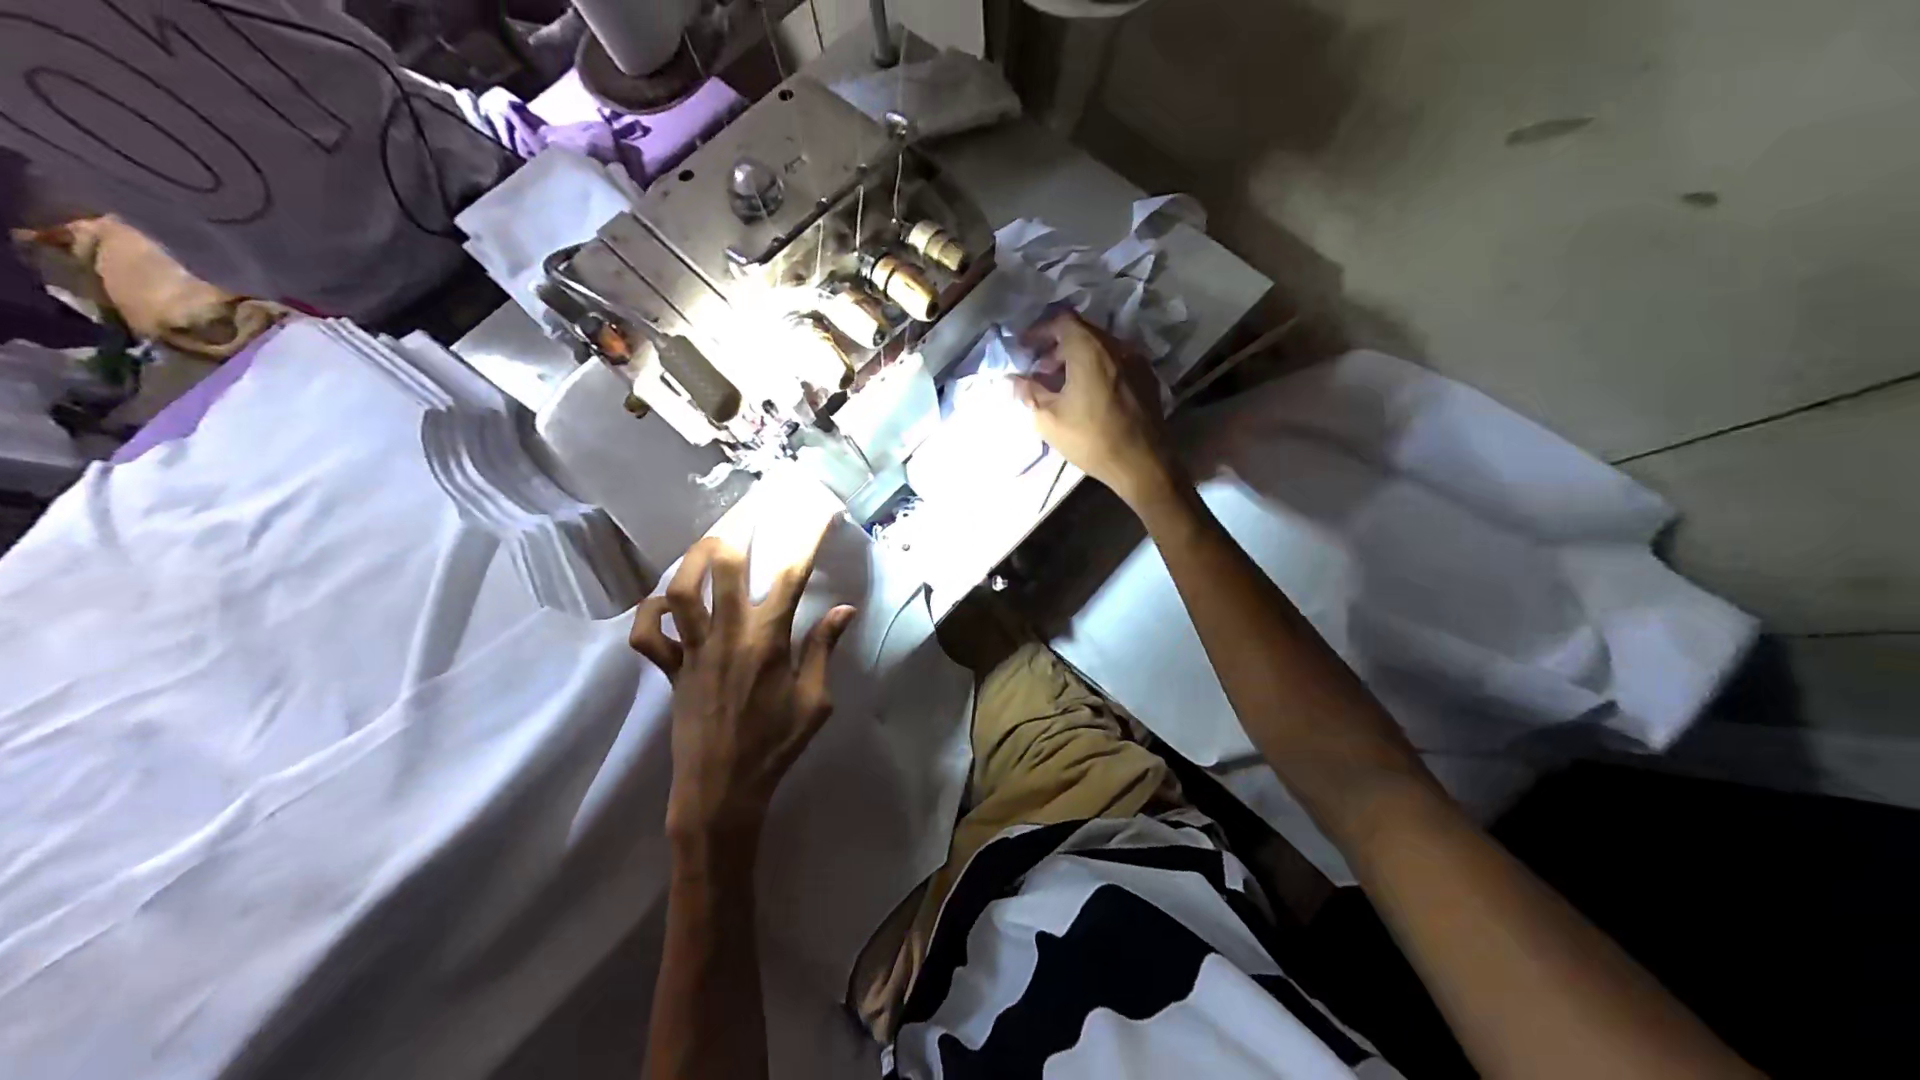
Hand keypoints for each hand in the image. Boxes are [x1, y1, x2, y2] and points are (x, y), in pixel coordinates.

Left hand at [630, 527, 857, 844]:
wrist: (721, 787)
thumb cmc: (775, 745)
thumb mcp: (815, 701)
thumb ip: (823, 649)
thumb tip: (845, 609)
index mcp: (769, 641)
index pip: (791, 578)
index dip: (806, 540)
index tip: (816, 515)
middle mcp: (729, 636)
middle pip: (727, 570)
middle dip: (738, 535)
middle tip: (747, 516)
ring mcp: (694, 651)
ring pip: (682, 592)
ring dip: (692, 561)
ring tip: (707, 544)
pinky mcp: (670, 670)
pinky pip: (647, 636)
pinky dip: (649, 613)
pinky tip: (663, 602)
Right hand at [1014, 311, 1177, 505]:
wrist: (1143, 464)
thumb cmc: (1091, 438)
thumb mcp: (1049, 418)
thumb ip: (1028, 392)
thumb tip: (1012, 379)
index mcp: (1090, 349)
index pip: (1062, 321)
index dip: (1039, 331)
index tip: (1024, 349)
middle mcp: (1117, 346)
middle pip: (1082, 333)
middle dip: (1056, 347)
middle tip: (1039, 371)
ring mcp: (1136, 361)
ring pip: (1100, 348)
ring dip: (1077, 360)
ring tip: (1061, 385)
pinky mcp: (1146, 379)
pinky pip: (1116, 363)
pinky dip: (1097, 369)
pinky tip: (1087, 395)